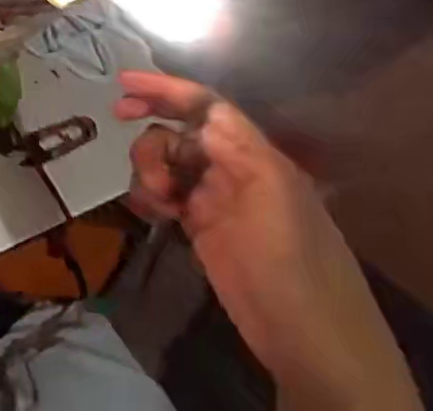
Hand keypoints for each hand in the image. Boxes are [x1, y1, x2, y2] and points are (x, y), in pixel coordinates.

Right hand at [114, 71, 420, 410]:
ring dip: (149, 167)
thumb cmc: (295, 270)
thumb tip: (204, 117)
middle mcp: (234, 171)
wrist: (314, 349)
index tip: (124, 82)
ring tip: (156, 198)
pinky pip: (164, 194)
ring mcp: (216, 201)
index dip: (167, 88)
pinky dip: (149, 194)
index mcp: (256, 158)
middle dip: (150, 123)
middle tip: (118, 119)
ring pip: (167, 160)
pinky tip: (151, 212)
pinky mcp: (201, 227)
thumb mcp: (275, 201)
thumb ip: (239, 151)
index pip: (207, 107)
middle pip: (180, 129)